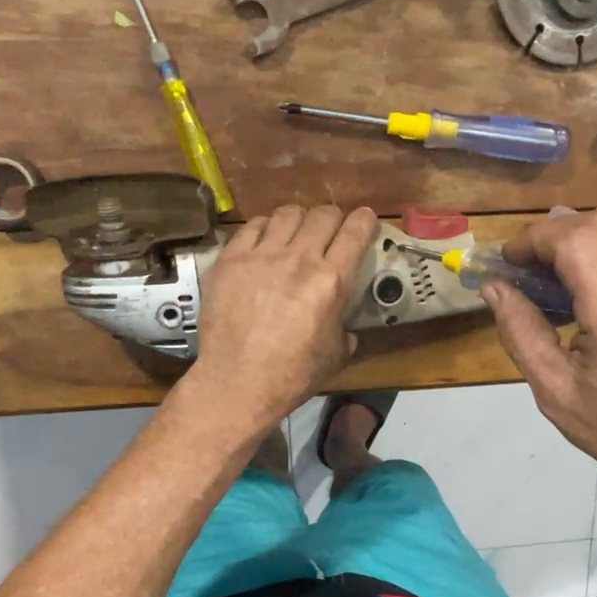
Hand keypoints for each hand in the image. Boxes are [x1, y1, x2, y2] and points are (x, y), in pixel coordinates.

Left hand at [190, 204, 378, 428]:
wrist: (237, 383)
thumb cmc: (292, 376)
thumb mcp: (335, 357)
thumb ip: (344, 332)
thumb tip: (345, 328)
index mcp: (331, 282)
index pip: (355, 232)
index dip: (365, 221)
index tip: (365, 221)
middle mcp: (299, 259)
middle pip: (323, 215)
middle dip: (333, 218)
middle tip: (330, 231)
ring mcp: (261, 256)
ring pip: (288, 214)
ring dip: (299, 220)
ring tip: (296, 233)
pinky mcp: (231, 260)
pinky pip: (252, 226)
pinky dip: (265, 228)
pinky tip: (265, 242)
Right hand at [482, 207, 596, 501]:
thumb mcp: (555, 393)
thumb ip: (521, 333)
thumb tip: (494, 287)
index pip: (580, 243)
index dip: (535, 240)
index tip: (508, 261)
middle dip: (555, 232)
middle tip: (525, 265)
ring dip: (579, 243)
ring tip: (549, 280)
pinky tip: (582, 295)